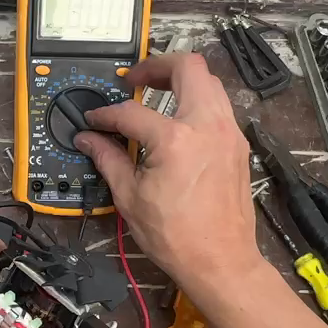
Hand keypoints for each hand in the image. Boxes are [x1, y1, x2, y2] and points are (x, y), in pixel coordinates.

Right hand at [75, 52, 266, 297]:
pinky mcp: (237, 146)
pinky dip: (197, 102)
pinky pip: (219, 106)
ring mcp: (228, 134)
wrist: (220, 262)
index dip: (106, 114)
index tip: (95, 120)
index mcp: (176, 140)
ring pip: (209, 82)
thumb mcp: (130, 197)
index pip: (131, 112)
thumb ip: (108, 160)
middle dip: (156, 66)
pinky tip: (178, 121)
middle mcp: (208, 127)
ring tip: (156, 94)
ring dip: (181, 81)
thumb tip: (90, 141)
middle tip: (134, 79)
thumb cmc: (178, 237)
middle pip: (187, 68)